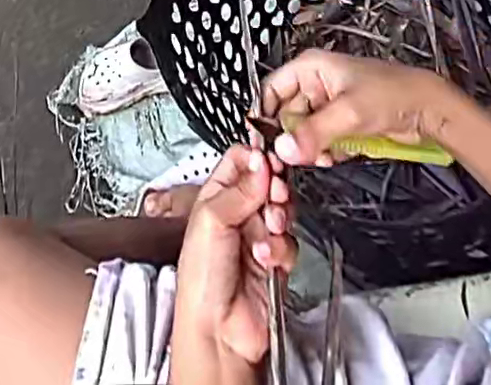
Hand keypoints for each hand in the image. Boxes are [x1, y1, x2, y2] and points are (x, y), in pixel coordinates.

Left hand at [170, 145, 295, 383]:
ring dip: (278, 219)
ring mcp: (257, 235)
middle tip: (273, 195)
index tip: (268, 161)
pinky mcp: (275, 259)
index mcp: (216, 194)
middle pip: (267, 182)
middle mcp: (237, 211)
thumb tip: (259, 159)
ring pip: (282, 210)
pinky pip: (289, 242)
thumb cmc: (201, 277)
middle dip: (274, 188)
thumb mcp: (212, 220)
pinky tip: (265, 258)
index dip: (257, 158)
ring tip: (268, 228)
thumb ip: (240, 188)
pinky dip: (280, 249)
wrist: (218, 330)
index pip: (242, 161)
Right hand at [261, 49, 464, 167]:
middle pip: (286, 113)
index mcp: (310, 67)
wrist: (429, 110)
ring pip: (302, 129)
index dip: (265, 114)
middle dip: (290, 136)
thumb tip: (284, 148)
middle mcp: (315, 83)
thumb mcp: (348, 113)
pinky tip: (333, 156)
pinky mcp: (340, 122)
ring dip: (307, 146)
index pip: (272, 89)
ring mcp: (328, 103)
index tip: (263, 141)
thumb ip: (313, 132)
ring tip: (319, 156)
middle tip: (292, 156)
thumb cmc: (392, 94)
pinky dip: (322, 151)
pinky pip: (319, 139)